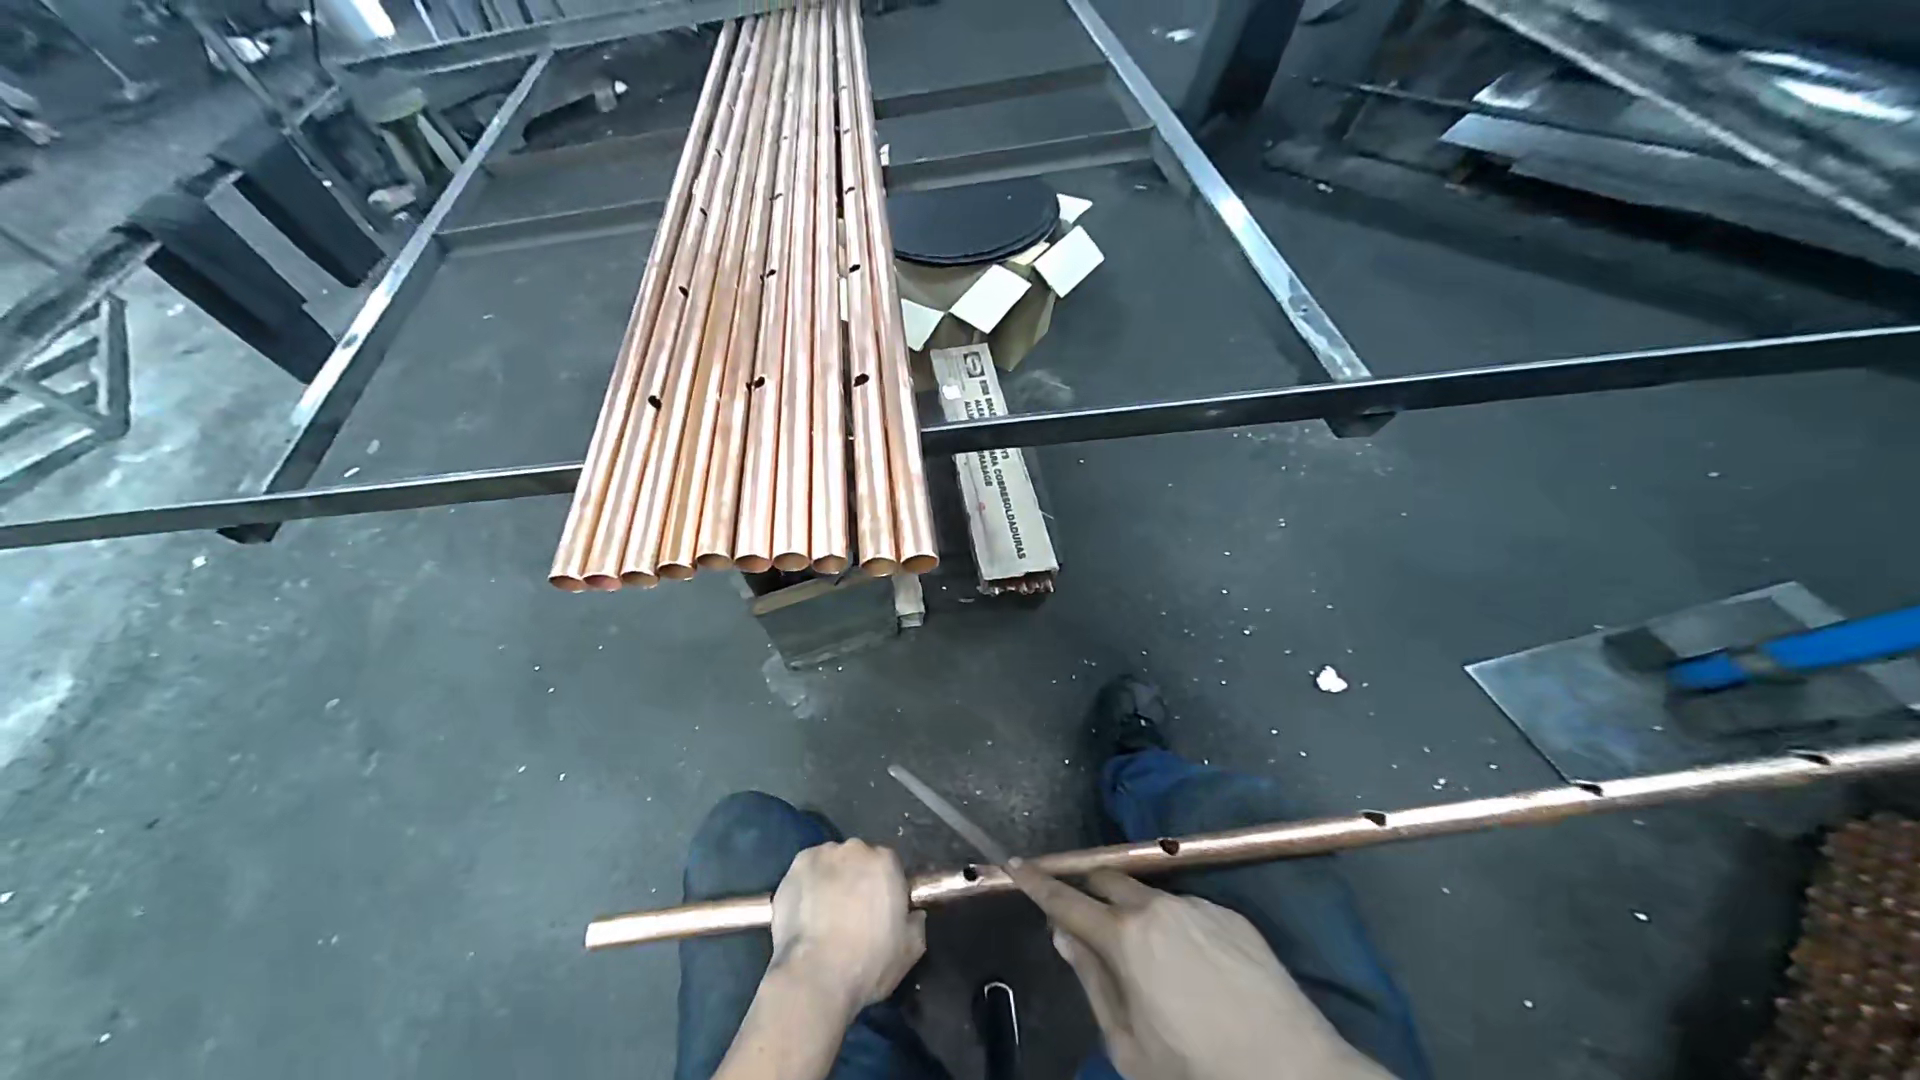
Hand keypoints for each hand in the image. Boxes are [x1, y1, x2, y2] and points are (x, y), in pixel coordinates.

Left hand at [770, 840, 925, 1011]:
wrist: (815, 976)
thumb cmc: (868, 963)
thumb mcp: (910, 950)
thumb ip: (916, 923)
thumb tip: (914, 913)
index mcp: (886, 861)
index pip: (889, 866)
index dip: (884, 888)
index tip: (878, 910)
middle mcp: (855, 849)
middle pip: (859, 859)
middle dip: (857, 879)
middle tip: (851, 912)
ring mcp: (822, 855)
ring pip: (831, 862)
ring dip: (832, 879)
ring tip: (823, 914)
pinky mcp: (795, 867)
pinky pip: (807, 870)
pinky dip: (807, 884)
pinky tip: (805, 911)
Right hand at [1005, 861, 1391, 1079]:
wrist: (1297, 1075)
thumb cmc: (1199, 1070)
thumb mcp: (1130, 1045)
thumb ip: (1091, 980)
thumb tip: (1063, 936)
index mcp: (1126, 938)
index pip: (1066, 900)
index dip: (1036, 882)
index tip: (1014, 864)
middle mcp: (1158, 907)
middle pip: (1108, 880)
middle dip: (1088, 890)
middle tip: (1083, 917)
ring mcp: (1198, 905)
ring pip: (1150, 896)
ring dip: (1135, 914)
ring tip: (1153, 964)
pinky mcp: (1232, 915)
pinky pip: (1188, 910)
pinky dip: (1174, 927)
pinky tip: (1195, 971)